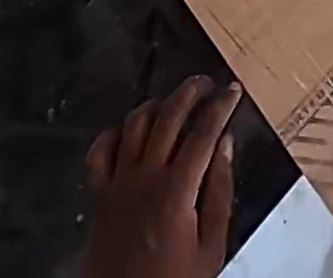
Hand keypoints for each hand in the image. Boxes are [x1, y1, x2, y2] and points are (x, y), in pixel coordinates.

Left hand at [82, 75, 242, 277]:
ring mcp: (118, 183)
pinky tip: (131, 129)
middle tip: (207, 83)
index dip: (221, 105)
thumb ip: (220, 191)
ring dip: (158, 103)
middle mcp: (145, 177)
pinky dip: (116, 132)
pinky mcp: (99, 195)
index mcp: (176, 191)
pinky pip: (101, 150)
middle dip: (191, 91)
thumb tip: (226, 143)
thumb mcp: (211, 248)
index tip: (233, 90)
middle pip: (168, 116)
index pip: (203, 132)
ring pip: (135, 123)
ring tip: (175, 101)